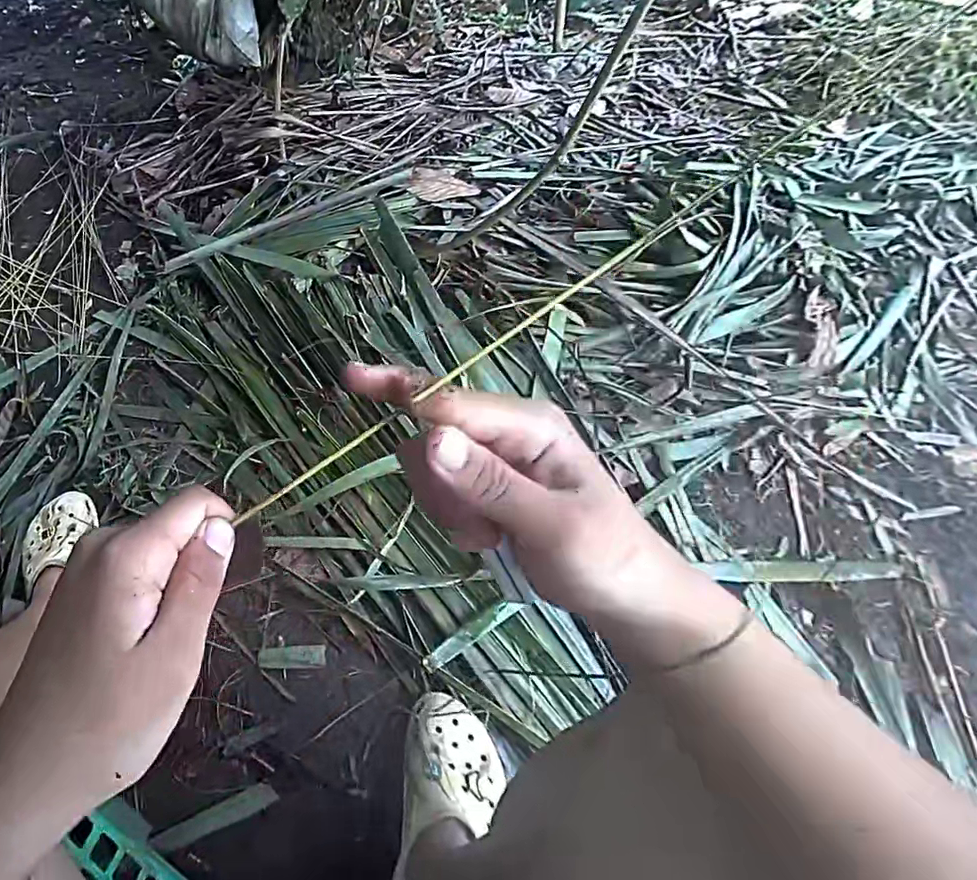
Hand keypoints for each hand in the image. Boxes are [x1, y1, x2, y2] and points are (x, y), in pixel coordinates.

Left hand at [0, 487, 233, 879]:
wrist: (26, 775)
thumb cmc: (110, 726)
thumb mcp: (174, 658)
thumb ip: (200, 583)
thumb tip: (221, 525)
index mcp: (125, 553)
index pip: (194, 504)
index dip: (222, 535)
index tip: (221, 590)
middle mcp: (98, 543)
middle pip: (172, 528)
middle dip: (193, 569)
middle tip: (181, 638)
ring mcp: (79, 565)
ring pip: (153, 551)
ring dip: (169, 588)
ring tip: (154, 649)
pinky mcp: (71, 587)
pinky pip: (128, 570)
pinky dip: (144, 599)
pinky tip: (129, 649)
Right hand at [342, 363, 705, 629]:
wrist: (627, 598)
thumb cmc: (605, 557)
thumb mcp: (552, 525)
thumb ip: (489, 483)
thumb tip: (428, 438)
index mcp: (528, 423)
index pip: (449, 401)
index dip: (398, 388)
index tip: (349, 377)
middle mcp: (505, 428)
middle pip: (429, 434)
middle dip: (437, 484)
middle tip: (475, 527)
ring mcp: (492, 454)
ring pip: (428, 464)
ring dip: (446, 506)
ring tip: (490, 535)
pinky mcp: (482, 479)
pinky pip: (438, 488)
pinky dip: (452, 517)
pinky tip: (487, 537)